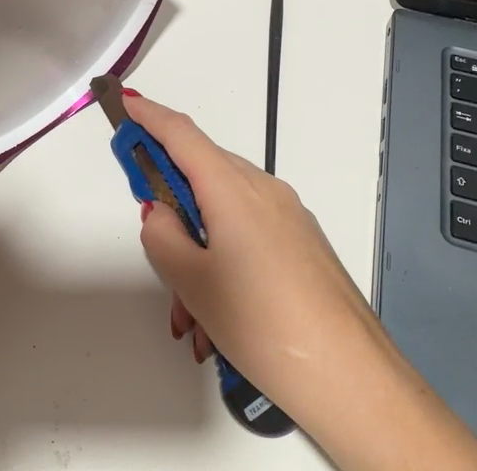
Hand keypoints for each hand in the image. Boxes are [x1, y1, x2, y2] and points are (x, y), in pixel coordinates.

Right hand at [128, 92, 377, 419]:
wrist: (348, 374)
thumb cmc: (262, 322)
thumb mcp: (192, 281)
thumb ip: (162, 236)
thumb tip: (162, 214)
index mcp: (233, 188)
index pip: (182, 134)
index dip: (150, 116)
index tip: (128, 102)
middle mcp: (265, 191)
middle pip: (204, 174)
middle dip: (171, 205)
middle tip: (152, 241)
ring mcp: (290, 217)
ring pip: (226, 215)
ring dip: (197, 250)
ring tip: (188, 317)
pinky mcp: (304, 245)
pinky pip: (250, 236)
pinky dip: (224, 261)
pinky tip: (218, 320)